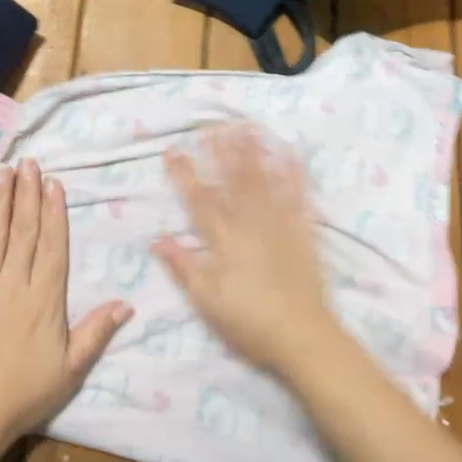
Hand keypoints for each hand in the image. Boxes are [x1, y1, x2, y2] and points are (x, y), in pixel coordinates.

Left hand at [0, 161, 133, 449]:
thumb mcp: (71, 368)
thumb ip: (97, 332)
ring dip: (1, 200)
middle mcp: (15, 283)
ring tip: (5, 170)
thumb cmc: (27, 390)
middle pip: (25, 230)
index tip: (55, 183)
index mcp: (45, 298)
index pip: (53, 245)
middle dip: (29, 194)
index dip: (55, 212)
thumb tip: (127, 304)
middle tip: (30, 162)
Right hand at [152, 125, 337, 376]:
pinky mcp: (304, 231)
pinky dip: (294, 173)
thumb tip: (157, 238)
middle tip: (213, 125)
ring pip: (263, 180)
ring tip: (246, 126)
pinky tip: (290, 152)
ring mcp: (279, 224)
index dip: (184, 174)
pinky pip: (298, 196)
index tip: (172, 151)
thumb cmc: (250, 322)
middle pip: (232, 181)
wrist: (303, 336)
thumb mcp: (207, 301)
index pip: (198, 200)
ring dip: (253, 152)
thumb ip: (183, 266)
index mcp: (224, 240)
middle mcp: (250, 223)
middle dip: (221, 151)